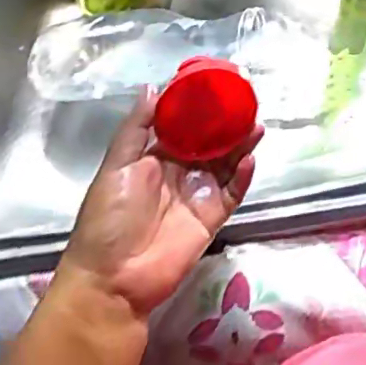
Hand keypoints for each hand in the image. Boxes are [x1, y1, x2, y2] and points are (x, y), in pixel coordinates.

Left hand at [58, 88, 263, 317]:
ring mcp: (199, 193)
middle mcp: (182, 171)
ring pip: (227, 161)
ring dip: (242, 144)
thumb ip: (137, 127)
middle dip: (229, 123)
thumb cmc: (110, 218)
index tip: (217, 84)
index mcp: (158, 156)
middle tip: (247, 102)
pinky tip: (248, 159)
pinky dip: (243, 175)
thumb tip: (154, 86)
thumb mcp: (117, 166)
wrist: (113, 279)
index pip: (185, 125)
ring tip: (256, 125)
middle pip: (212, 141)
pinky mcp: (212, 216)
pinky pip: (233, 191)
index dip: (201, 106)